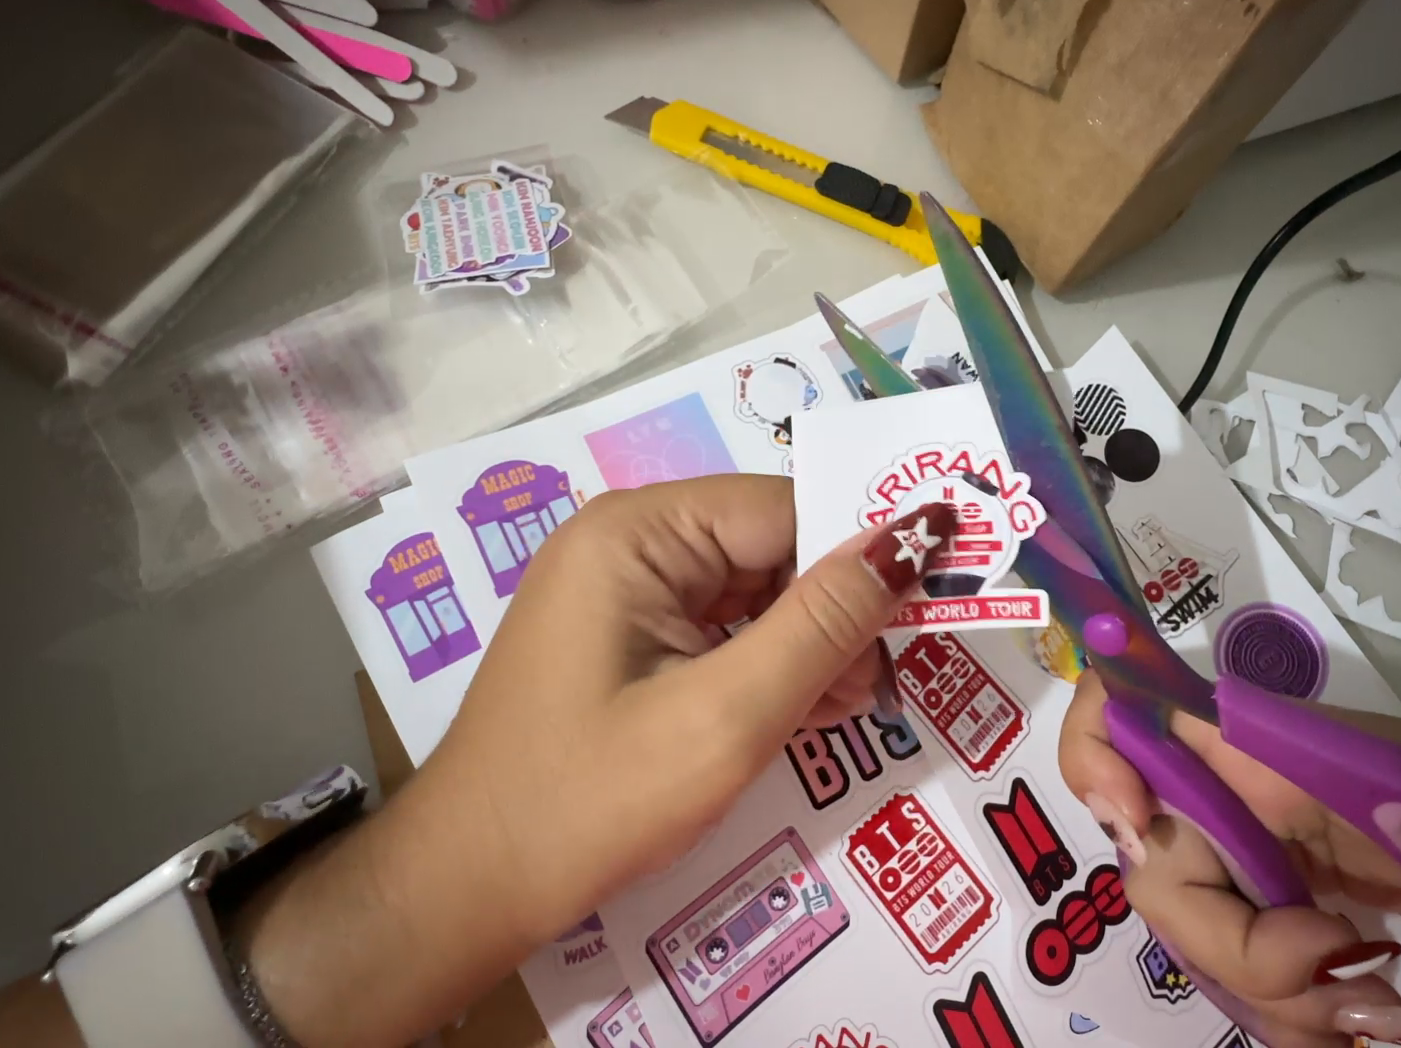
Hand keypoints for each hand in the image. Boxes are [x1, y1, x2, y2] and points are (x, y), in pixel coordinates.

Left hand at [430, 474, 955, 946]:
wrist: (469, 890)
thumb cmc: (594, 799)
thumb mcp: (729, 713)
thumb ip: (826, 621)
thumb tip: (916, 534)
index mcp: (640, 532)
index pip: (783, 509)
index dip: (859, 550)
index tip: (930, 596)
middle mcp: (633, 543)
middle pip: (771, 548)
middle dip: (834, 608)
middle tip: (891, 669)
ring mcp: (628, 592)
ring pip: (755, 593)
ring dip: (811, 642)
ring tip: (859, 697)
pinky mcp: (633, 637)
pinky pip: (725, 630)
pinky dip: (772, 664)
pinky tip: (815, 705)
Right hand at [1057, 672, 1400, 1046]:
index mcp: (1279, 741)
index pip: (1139, 702)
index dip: (1096, 744)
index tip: (1129, 822)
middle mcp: (1241, 784)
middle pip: (1148, 843)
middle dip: (1216, 934)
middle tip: (1331, 979)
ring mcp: (1249, 845)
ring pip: (1177, 908)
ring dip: (1250, 983)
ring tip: (1366, 1011)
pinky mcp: (1266, 899)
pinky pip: (1217, 951)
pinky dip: (1267, 1001)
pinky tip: (1347, 1016)